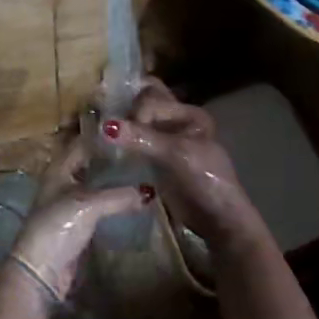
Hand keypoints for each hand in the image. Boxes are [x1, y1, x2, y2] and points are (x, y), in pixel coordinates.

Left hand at [5, 135, 151, 299]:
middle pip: (92, 162)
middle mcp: (64, 179)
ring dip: (116, 179)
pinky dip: (115, 200)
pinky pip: (101, 204)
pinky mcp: (79, 223)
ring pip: (98, 183)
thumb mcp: (89, 205)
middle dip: (114, 158)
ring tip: (145, 171)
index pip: (84, 141)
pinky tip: (134, 199)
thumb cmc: (58, 227)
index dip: (104, 135)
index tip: (132, 128)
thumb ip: (119, 196)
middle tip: (144, 150)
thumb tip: (150, 192)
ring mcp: (71, 202)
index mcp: (59, 167)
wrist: (41, 272)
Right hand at [100, 81, 260, 246]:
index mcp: (188, 114)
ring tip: (100, 134)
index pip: (153, 97)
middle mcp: (176, 123)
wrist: (217, 221)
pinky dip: (121, 145)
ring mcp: (166, 143)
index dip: (136, 110)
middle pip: (143, 105)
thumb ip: (142, 138)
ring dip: (120, 128)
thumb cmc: (205, 180)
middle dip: (124, 110)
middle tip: (103, 119)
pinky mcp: (156, 162)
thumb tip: (104, 126)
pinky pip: (134, 145)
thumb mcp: (176, 154)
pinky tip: (106, 148)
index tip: (123, 129)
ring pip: (137, 125)